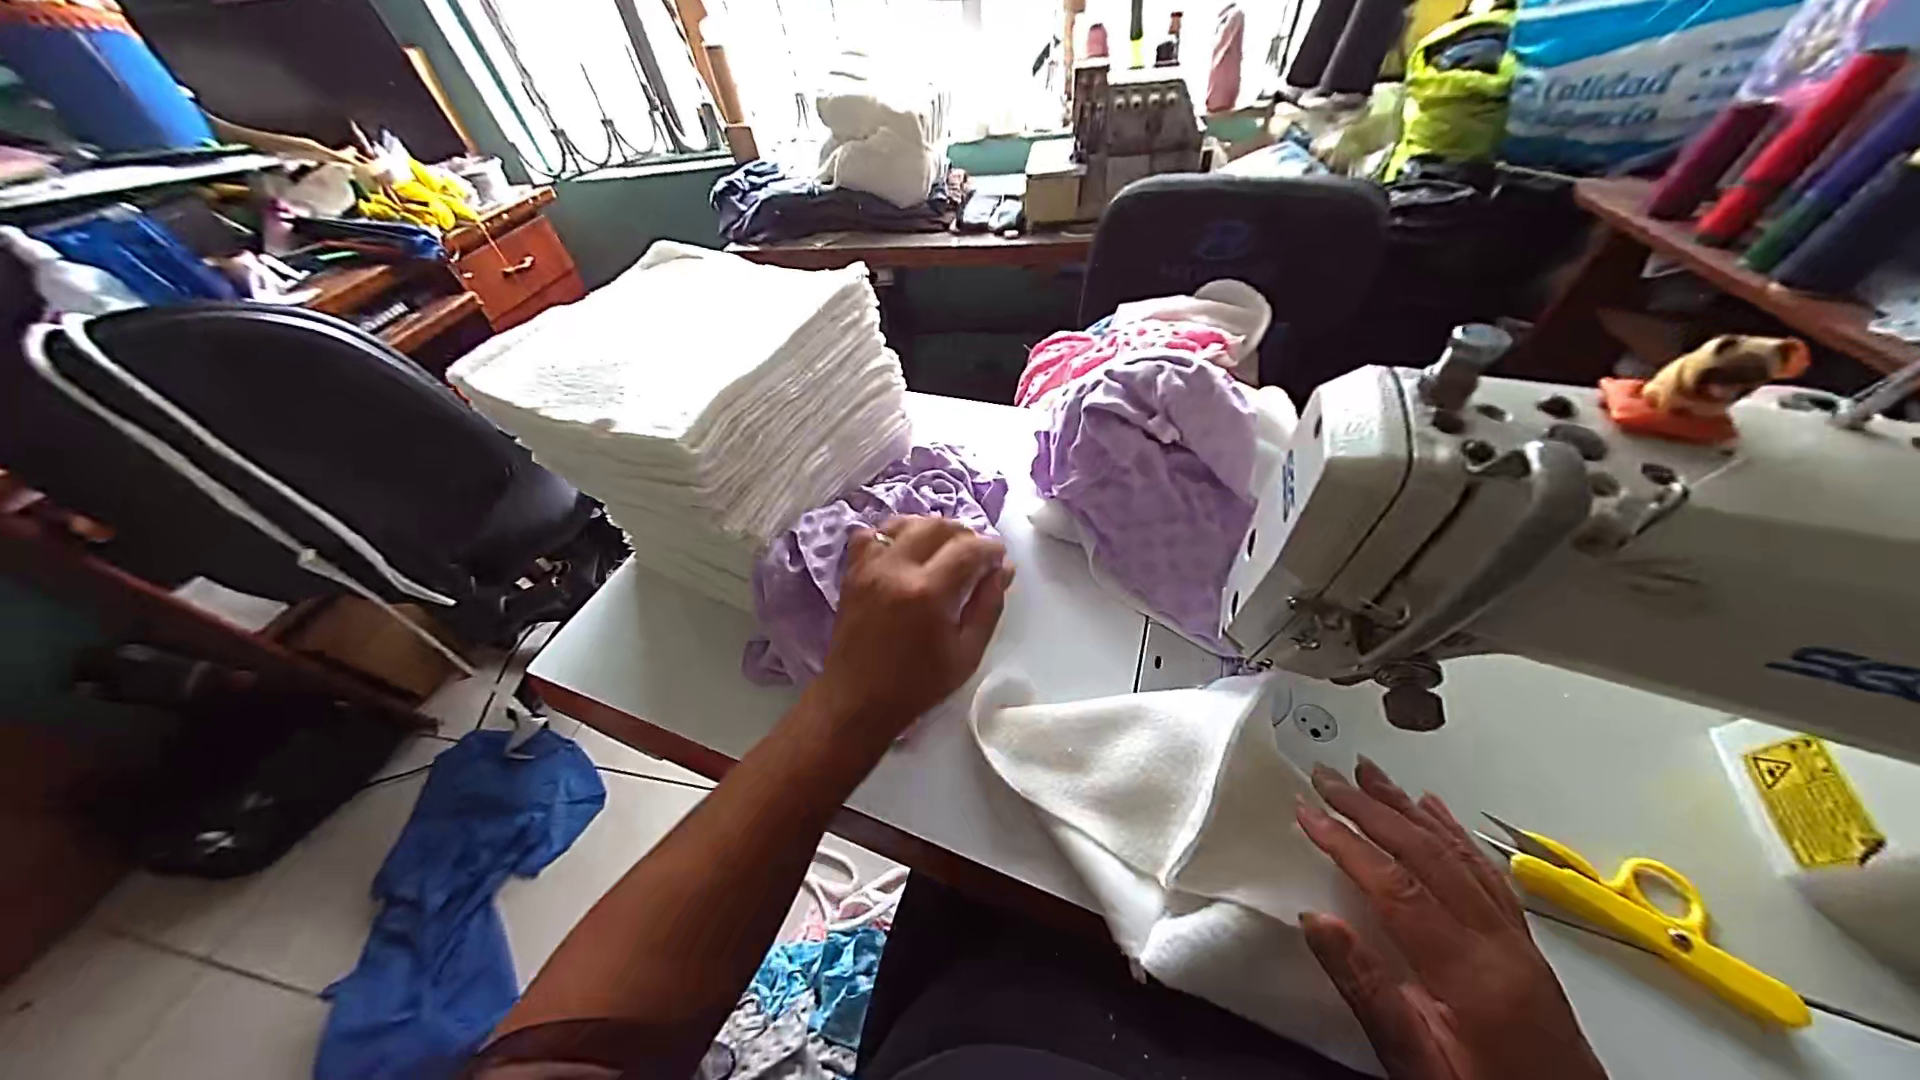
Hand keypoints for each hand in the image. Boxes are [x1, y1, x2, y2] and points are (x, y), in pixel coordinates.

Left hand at [809, 516, 1010, 741]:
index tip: (999, 559)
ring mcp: (869, 567)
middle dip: (965, 534)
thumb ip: (989, 606)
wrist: (856, 699)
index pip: (969, 548)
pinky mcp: (852, 571)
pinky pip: (874, 533)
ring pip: (906, 522)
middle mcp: (897, 569)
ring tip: (945, 549)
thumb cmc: (917, 685)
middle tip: (975, 556)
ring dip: (932, 528)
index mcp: (928, 592)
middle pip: (938, 526)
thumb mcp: (967, 654)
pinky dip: (895, 534)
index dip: (991, 548)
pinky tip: (907, 551)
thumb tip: (1004, 569)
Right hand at [1296, 759, 1607, 1079]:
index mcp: (1471, 975)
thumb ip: (1365, 988)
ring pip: (1456, 854)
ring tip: (1370, 774)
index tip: (1305, 811)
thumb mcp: (1412, 1062)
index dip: (1345, 841)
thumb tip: (1315, 919)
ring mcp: (1517, 940)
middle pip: (1428, 855)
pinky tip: (1432, 809)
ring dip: (1406, 807)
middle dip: (1370, 808)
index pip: (1397, 885)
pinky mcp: (1524, 944)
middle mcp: (1500, 945)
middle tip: (1328, 777)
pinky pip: (1485, 873)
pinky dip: (1452, 831)